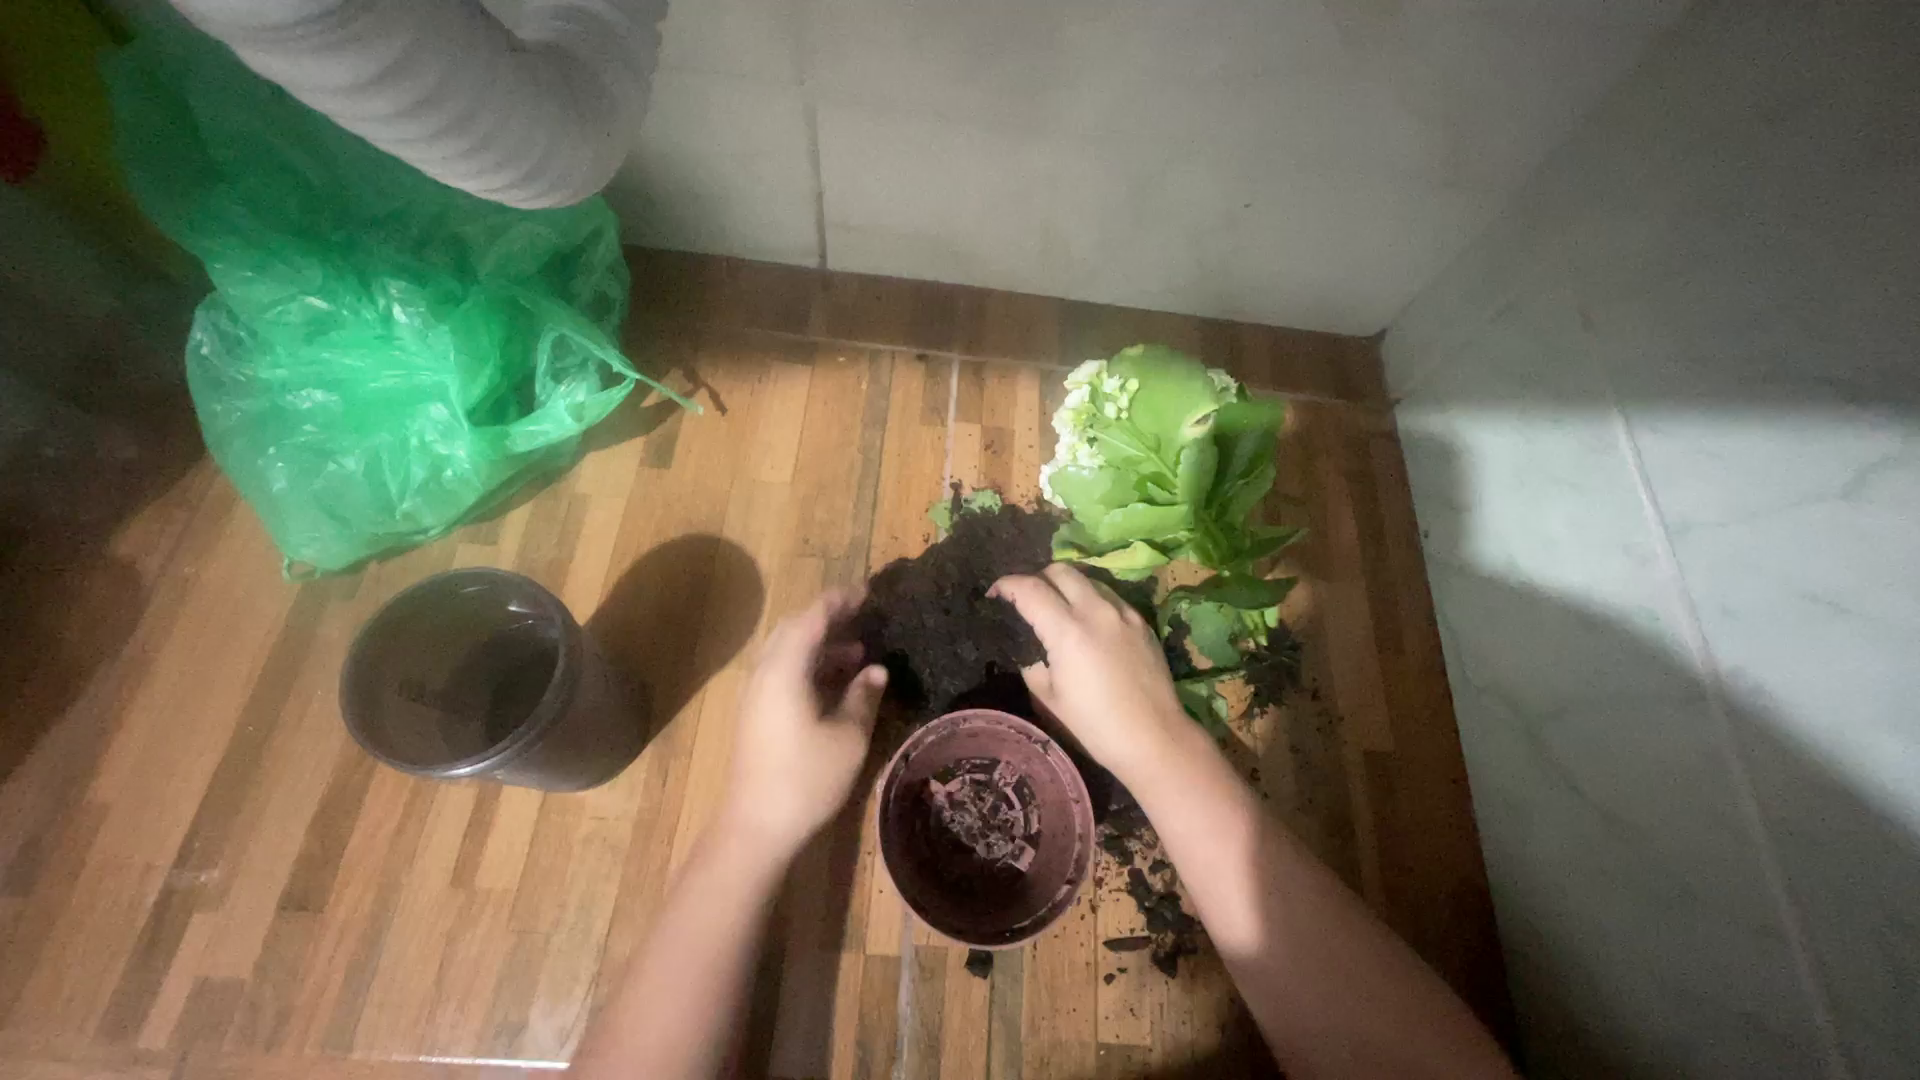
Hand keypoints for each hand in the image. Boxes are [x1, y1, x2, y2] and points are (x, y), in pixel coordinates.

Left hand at [719, 588, 887, 860]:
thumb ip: (863, 695)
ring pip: (788, 652)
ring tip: (859, 652)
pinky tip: (837, 682)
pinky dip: (810, 665)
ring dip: (821, 645)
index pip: (812, 617)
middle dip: (829, 619)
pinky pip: (783, 671)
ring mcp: (756, 694)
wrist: (756, 826)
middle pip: (794, 629)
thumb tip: (876, 669)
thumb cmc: (806, 778)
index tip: (868, 592)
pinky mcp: (756, 713)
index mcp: (785, 669)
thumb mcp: (848, 736)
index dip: (840, 601)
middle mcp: (765, 673)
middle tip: (863, 616)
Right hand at [989, 564, 1196, 786]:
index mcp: (1068, 630)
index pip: (1030, 588)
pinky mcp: (1142, 621)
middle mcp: (1096, 611)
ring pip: (1088, 579)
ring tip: (1058, 607)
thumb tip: (1032, 648)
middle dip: (1037, 577)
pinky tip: (1089, 623)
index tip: (994, 594)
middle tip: (1027, 598)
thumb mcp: (1049, 697)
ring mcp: (1123, 613)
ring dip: (1066, 586)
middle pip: (1060, 570)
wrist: (1154, 738)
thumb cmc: (1095, 725)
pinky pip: (1110, 597)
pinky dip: (1091, 600)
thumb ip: (1033, 662)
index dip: (1006, 585)